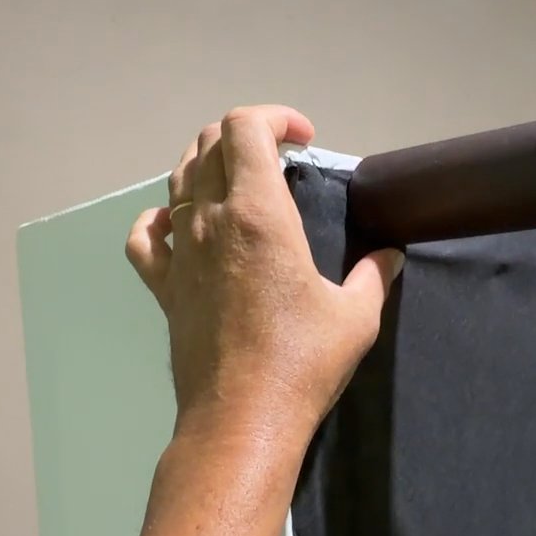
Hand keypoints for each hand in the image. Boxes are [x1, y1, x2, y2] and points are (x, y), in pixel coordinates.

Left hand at [128, 106, 402, 442]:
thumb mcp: (356, 316)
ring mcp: (181, 254)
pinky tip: (179, 227)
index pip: (245, 127)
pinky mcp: (164, 288)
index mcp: (258, 213)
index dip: (275, 117)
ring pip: (178, 182)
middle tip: (278, 161)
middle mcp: (210, 221)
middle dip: (246, 136)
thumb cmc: (302, 363)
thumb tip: (390, 256)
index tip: (304, 139)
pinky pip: (145, 238)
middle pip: (209, 144)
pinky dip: (159, 220)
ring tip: (238, 188)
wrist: (241, 417)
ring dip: (208, 168)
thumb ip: (375, 275)